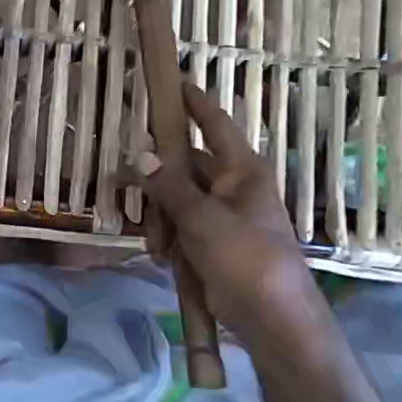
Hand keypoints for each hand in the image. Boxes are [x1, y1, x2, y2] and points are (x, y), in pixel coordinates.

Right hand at [139, 82, 335, 363]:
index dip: (195, 103)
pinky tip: (165, 259)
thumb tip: (139, 155)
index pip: (216, 124)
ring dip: (160, 220)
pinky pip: (179, 225)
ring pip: (174, 199)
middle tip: (130, 194)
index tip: (175, 82)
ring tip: (159, 248)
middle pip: (182, 166)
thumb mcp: (201, 220)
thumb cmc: (245, 259)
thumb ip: (168, 186)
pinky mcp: (212, 240)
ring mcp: (222, 214)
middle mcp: (232, 186)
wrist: (271, 319)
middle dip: (156, 186)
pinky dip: (168, 238)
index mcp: (241, 171)